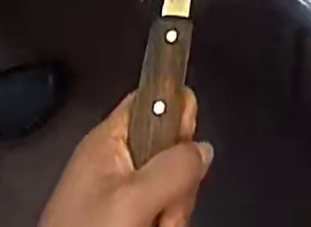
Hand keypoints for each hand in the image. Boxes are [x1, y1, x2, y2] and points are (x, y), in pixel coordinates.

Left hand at [40, 90, 210, 226]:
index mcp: (107, 140)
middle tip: (164, 207)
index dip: (178, 111)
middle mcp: (113, 160)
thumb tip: (203, 151)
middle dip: (179, 176)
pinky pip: (161, 204)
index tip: (181, 143)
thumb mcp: (133, 200)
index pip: (156, 95)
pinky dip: (165, 221)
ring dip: (174, 206)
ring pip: (170, 178)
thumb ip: (175, 166)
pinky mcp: (121, 219)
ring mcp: (117, 192)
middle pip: (171, 142)